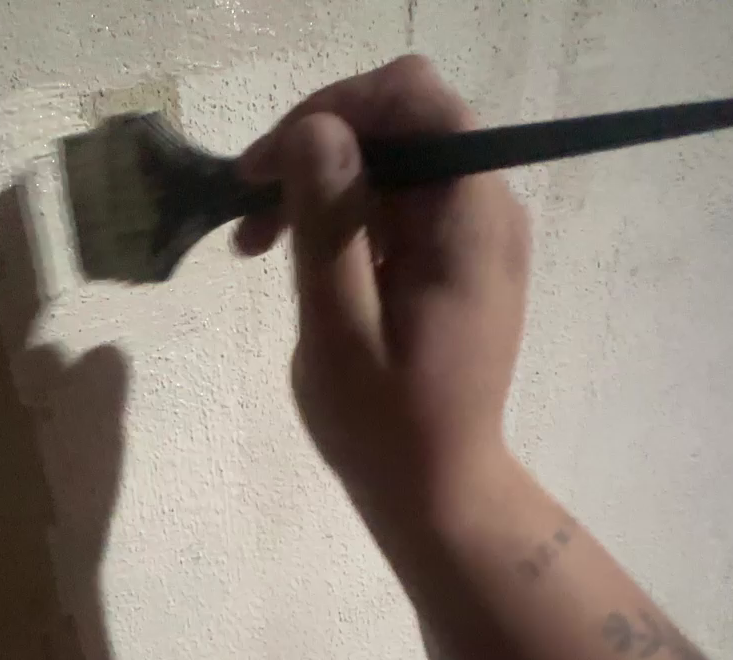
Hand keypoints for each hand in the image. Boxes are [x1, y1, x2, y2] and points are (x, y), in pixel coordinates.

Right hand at [235, 56, 531, 534]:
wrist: (433, 486)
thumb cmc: (382, 426)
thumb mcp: (340, 331)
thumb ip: (328, 228)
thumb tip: (312, 132)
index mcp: (467, 217)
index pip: (410, 100)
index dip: (327, 113)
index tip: (258, 173)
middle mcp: (483, 208)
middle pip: (399, 126)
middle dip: (313, 154)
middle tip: (249, 218)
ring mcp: (470, 234)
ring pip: (389, 167)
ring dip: (317, 190)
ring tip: (256, 245)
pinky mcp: (450, 261)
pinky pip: (393, 209)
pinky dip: (339, 221)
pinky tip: (298, 260)